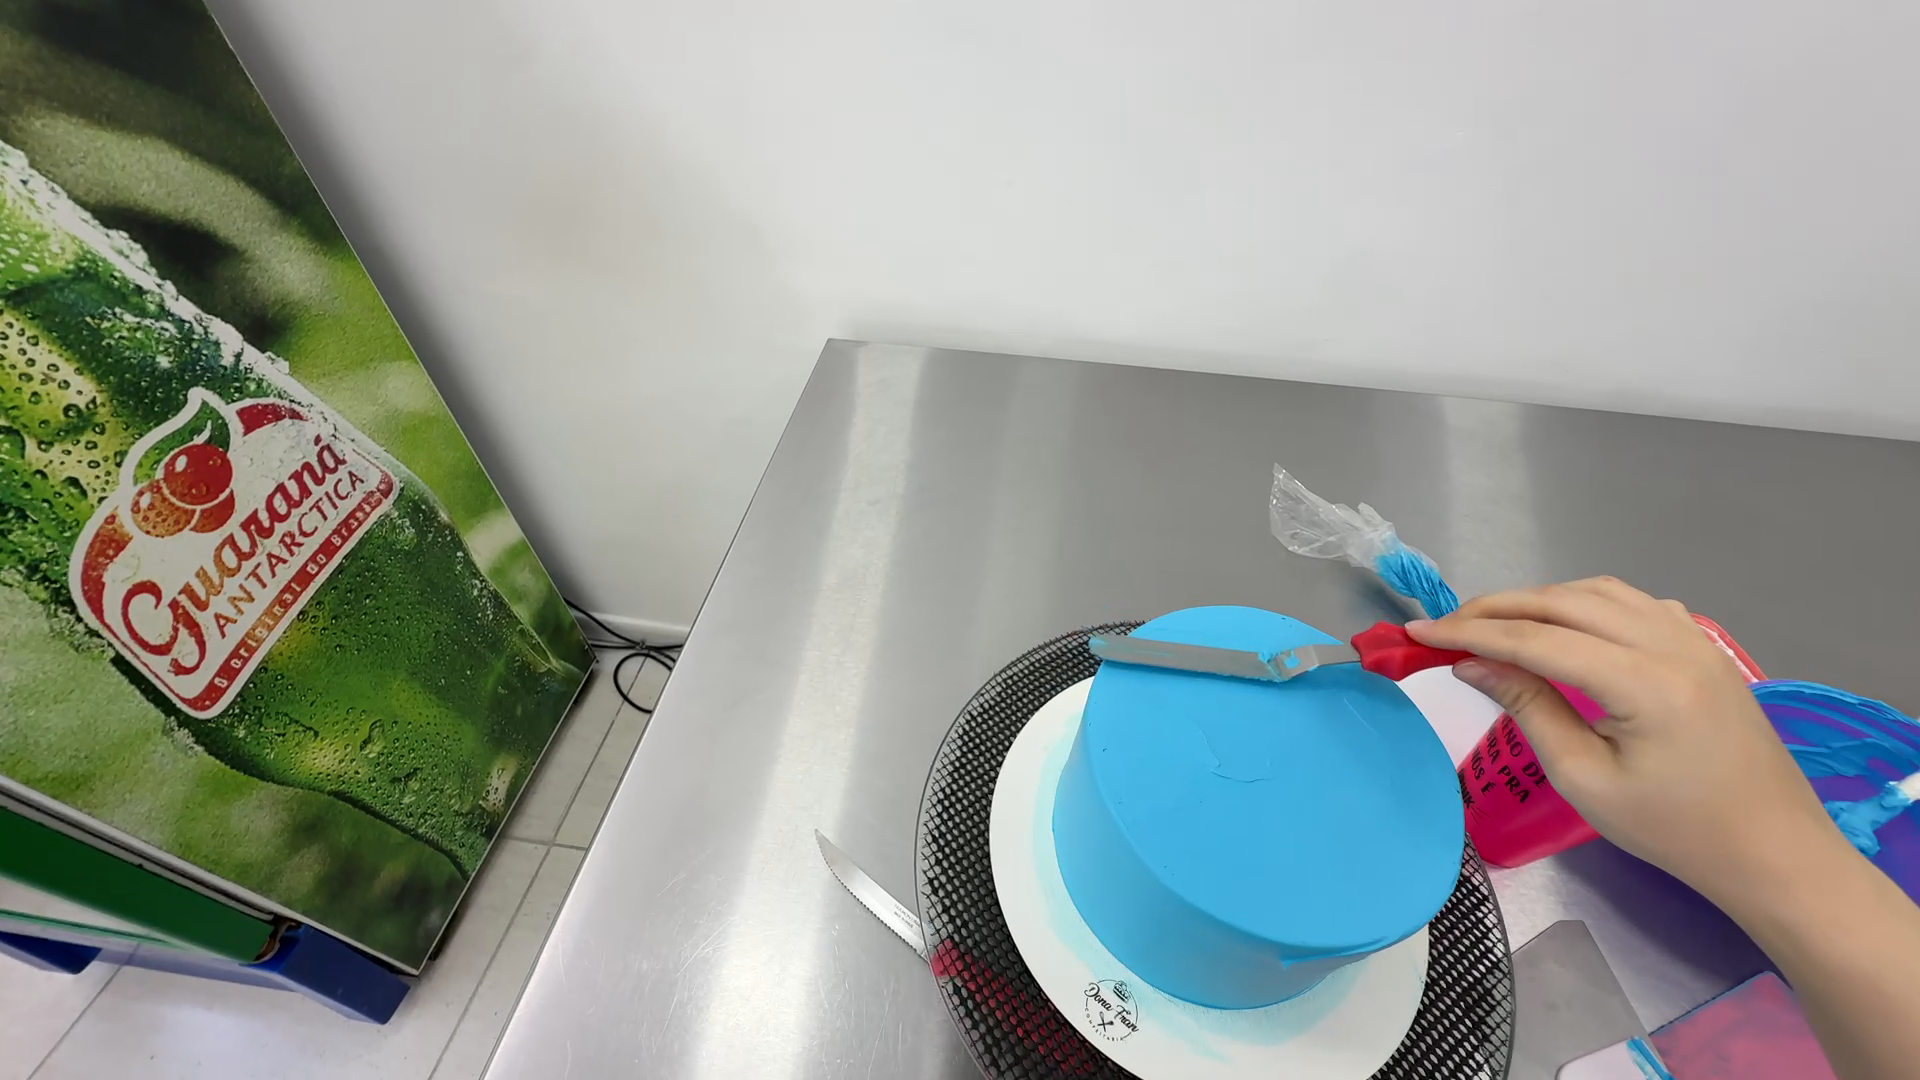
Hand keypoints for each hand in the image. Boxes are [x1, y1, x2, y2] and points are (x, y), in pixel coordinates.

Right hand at [1406, 577, 1846, 906]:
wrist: (1774, 853)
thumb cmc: (1672, 828)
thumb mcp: (1581, 775)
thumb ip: (1525, 706)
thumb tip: (1468, 663)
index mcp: (1644, 685)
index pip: (1535, 640)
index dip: (1468, 632)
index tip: (1416, 634)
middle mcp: (1672, 646)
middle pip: (1561, 602)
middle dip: (1492, 608)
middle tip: (1445, 629)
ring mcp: (1694, 641)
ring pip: (1594, 592)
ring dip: (1535, 600)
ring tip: (1493, 625)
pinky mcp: (1702, 648)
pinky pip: (1630, 601)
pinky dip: (1580, 602)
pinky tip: (1560, 626)